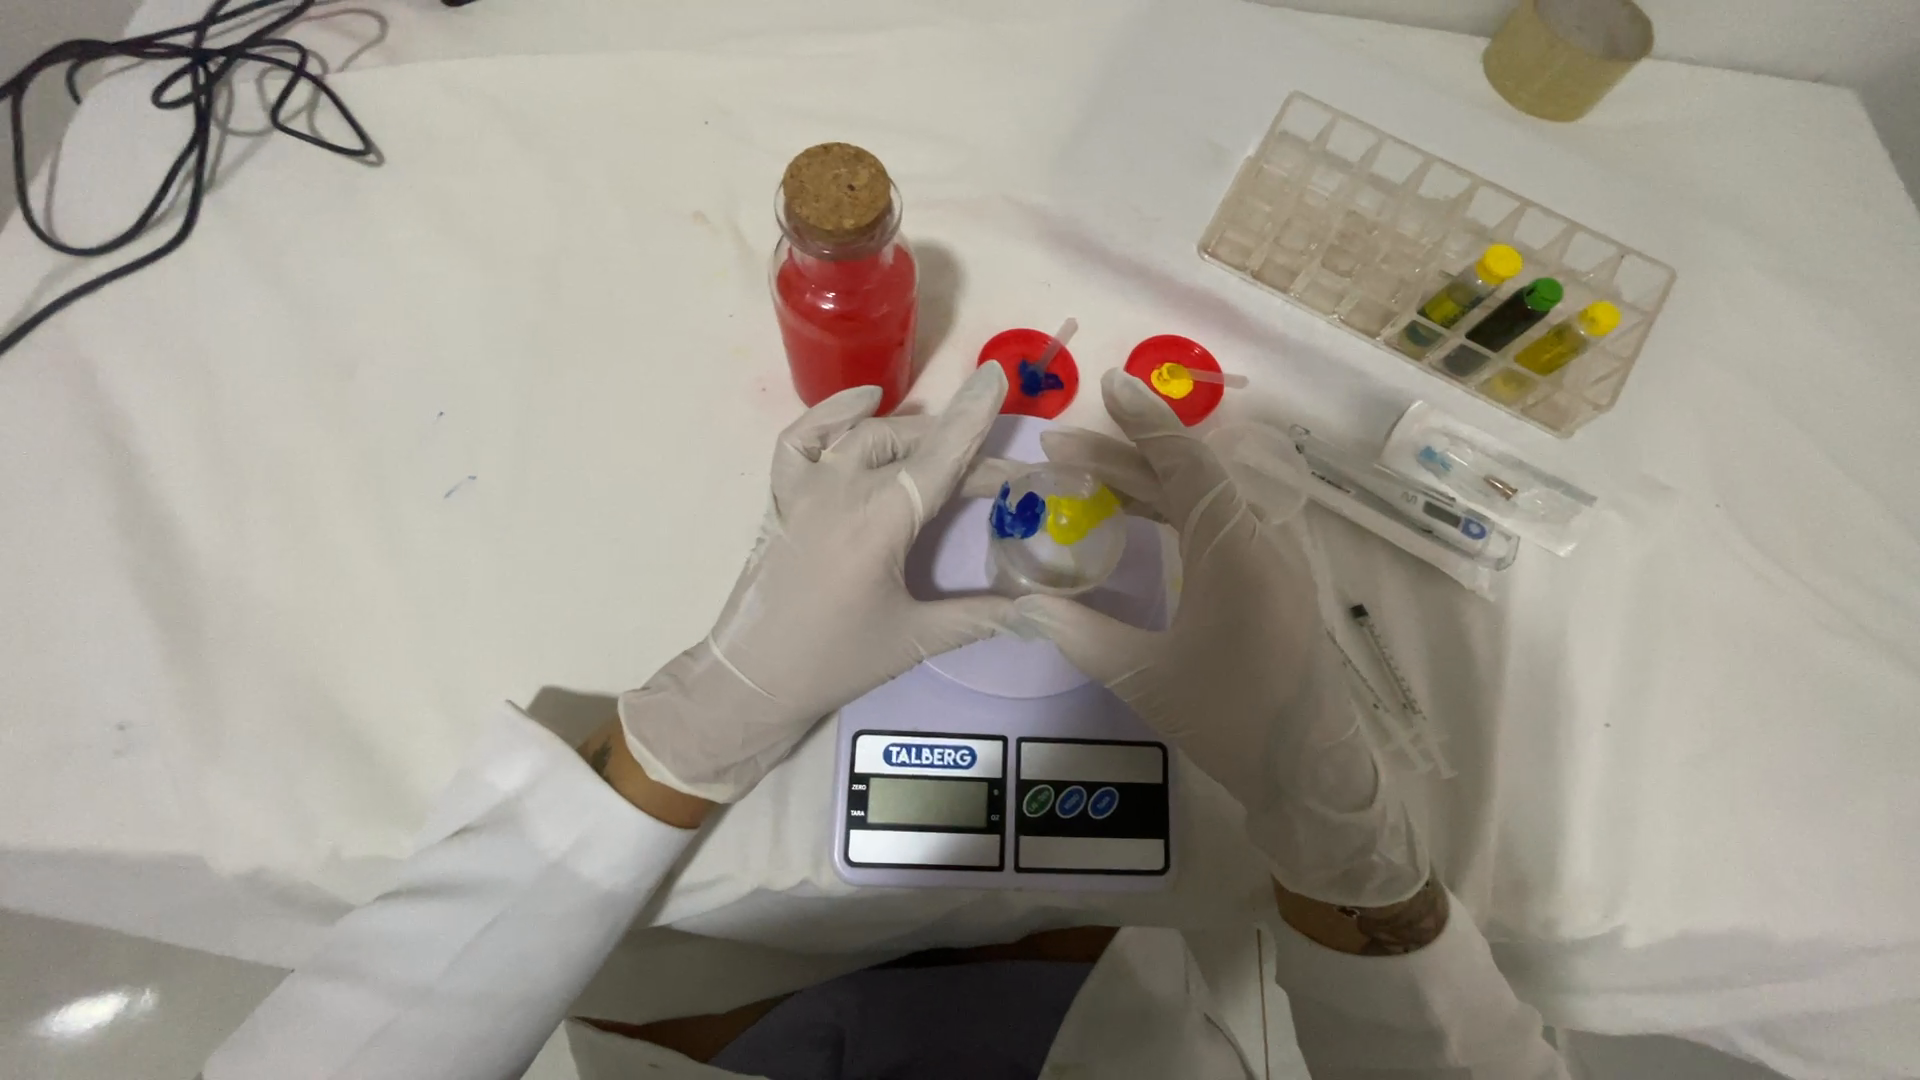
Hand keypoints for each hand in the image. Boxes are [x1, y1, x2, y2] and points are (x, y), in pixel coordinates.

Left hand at [620, 364, 1013, 802]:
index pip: (938, 456)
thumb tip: (1039, 608)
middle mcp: (841, 491)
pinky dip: (833, 412)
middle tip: (998, 479)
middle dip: (960, 450)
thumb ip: (982, 617)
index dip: (973, 417)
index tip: (997, 376)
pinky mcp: (780, 495)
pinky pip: (804, 437)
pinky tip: (864, 403)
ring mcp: (804, 488)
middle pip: (911, 445)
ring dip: (911, 433)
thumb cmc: (836, 661)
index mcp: (879, 523)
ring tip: (946, 450)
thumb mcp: (915, 641)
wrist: (753, 679)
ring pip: (865, 434)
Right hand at [1013, 370, 1425, 906]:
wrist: (1312, 778)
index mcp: (1237, 553)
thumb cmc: (1230, 722)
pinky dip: (1176, 509)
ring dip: (1148, 482)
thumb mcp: (1142, 678)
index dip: (1144, 423)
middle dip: (1124, 456)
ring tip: (1088, 478)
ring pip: (1207, 498)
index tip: (1107, 386)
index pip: (1186, 464)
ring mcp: (1276, 560)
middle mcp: (1263, 542)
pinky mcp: (1276, 581)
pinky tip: (1141, 517)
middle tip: (1060, 451)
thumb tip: (1021, 603)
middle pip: (1189, 476)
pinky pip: (1222, 523)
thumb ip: (1077, 632)